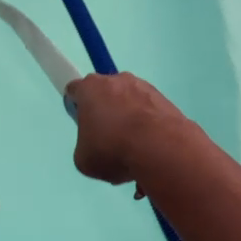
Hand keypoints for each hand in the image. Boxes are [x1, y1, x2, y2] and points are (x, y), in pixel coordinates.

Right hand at [66, 72, 197, 185]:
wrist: (160, 149)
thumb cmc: (112, 149)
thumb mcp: (83, 160)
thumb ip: (84, 147)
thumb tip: (96, 149)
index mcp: (90, 88)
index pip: (75, 90)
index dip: (76, 106)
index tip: (82, 124)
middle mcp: (116, 80)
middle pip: (105, 95)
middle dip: (106, 115)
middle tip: (109, 142)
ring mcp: (143, 87)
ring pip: (130, 103)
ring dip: (130, 122)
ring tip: (135, 152)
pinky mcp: (165, 100)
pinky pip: (150, 113)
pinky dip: (149, 128)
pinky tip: (151, 151)